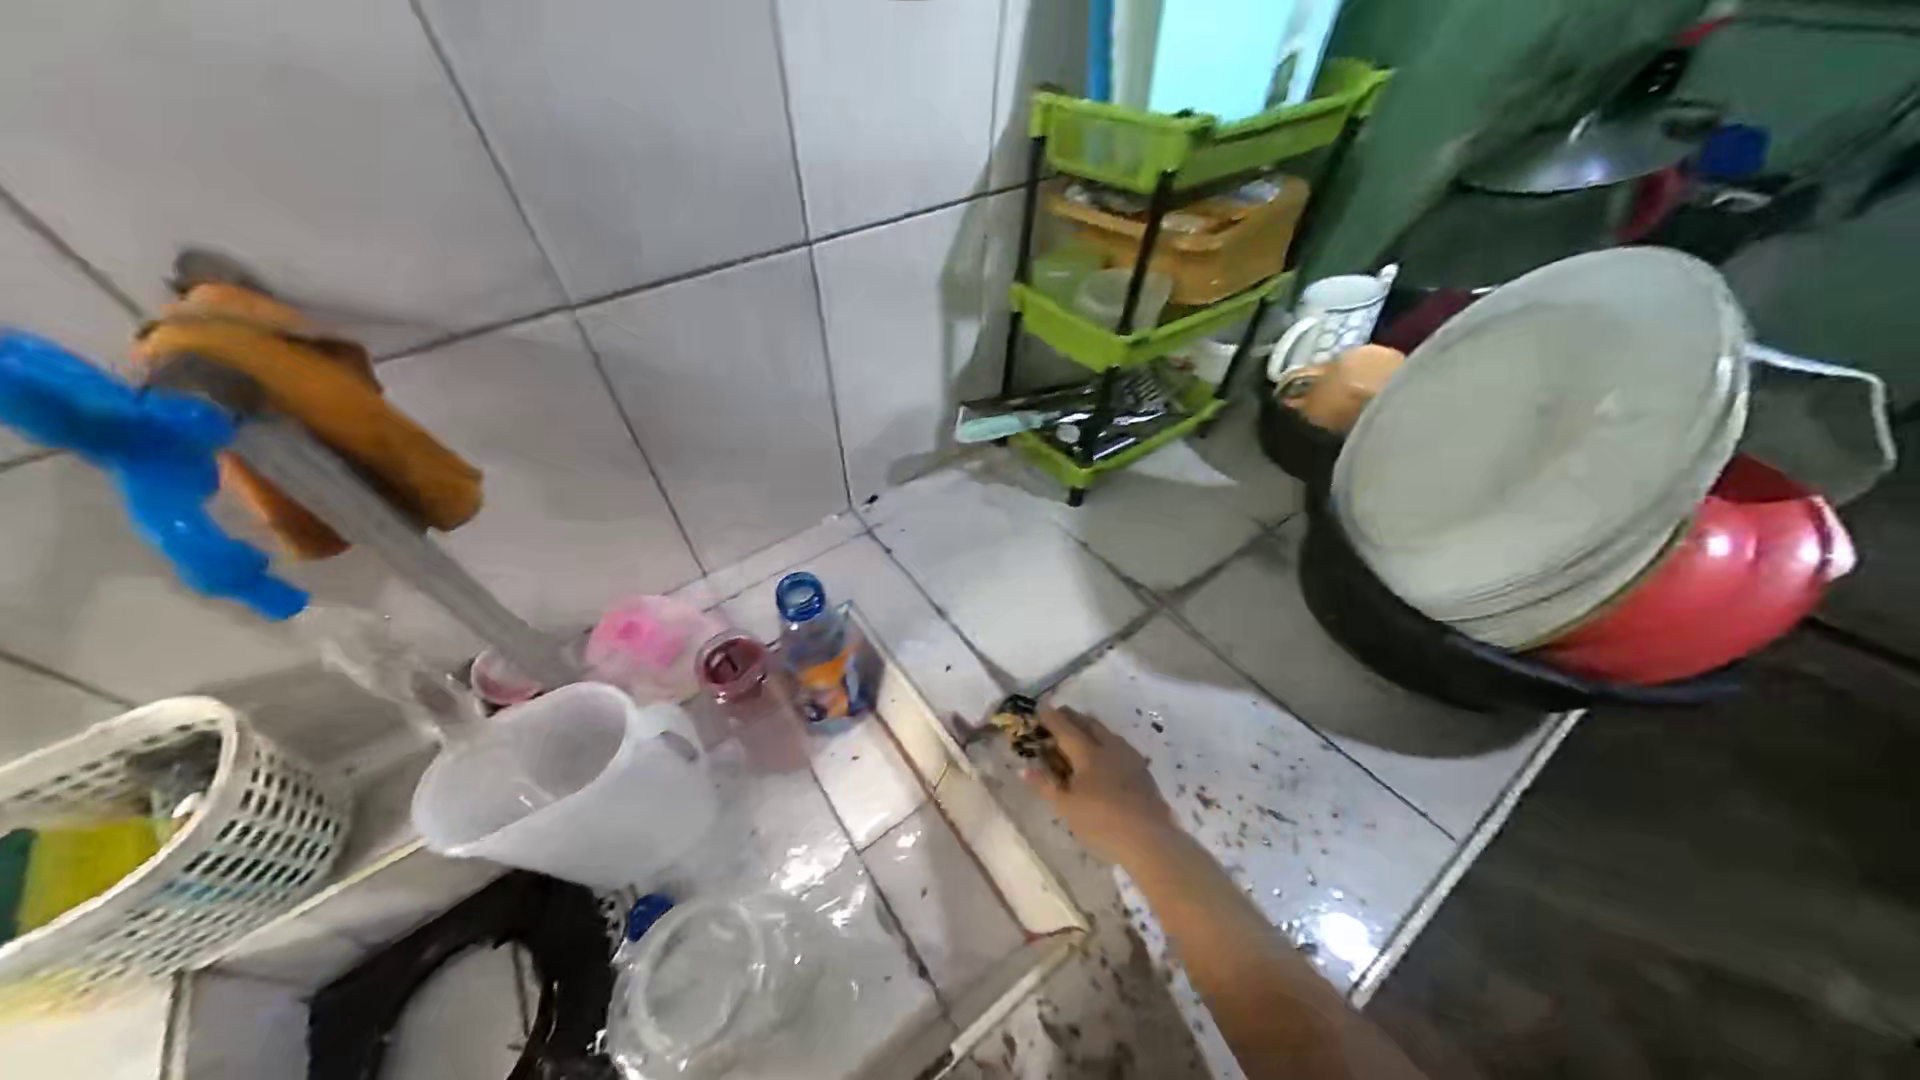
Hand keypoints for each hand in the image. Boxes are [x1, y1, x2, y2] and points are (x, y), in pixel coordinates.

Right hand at [1023, 704, 1176, 865]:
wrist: (1150, 839)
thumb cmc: (1102, 822)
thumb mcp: (1067, 807)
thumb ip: (1046, 785)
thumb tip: (1025, 769)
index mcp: (1087, 752)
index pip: (1064, 727)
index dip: (1050, 717)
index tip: (1040, 708)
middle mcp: (1109, 746)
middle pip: (1087, 722)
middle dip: (1071, 716)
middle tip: (1057, 716)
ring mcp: (1129, 756)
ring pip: (1105, 731)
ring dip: (1089, 726)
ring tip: (1080, 730)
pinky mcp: (1142, 769)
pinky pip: (1118, 744)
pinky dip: (1104, 740)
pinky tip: (1104, 753)